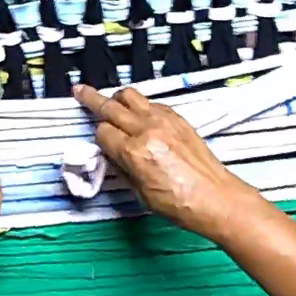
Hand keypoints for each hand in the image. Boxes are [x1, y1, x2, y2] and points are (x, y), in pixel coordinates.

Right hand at [75, 84, 262, 239]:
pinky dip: (139, 105)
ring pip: (130, 95)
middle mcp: (146, 129)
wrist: (216, 197)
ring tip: (111, 101)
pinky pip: (150, 102)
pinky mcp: (176, 116)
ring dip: (117, 97)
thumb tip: (112, 153)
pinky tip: (139, 116)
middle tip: (79, 91)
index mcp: (135, 152)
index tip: (101, 145)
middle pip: (110, 106)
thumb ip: (122, 168)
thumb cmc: (180, 204)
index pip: (102, 132)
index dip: (99, 139)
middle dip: (91, 98)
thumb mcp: (141, 194)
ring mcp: (163, 119)